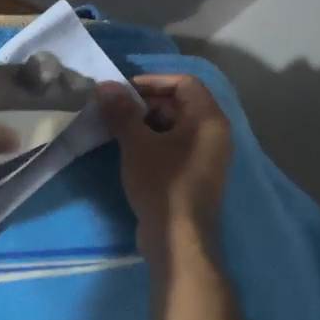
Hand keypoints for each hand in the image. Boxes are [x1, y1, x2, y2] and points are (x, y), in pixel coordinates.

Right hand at [98, 73, 232, 252]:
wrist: (177, 237)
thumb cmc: (162, 184)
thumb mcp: (137, 144)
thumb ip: (122, 112)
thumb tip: (105, 86)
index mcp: (208, 119)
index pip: (184, 83)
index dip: (151, 81)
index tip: (120, 91)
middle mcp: (213, 133)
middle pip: (180, 103)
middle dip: (144, 103)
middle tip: (112, 111)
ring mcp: (205, 155)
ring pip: (174, 126)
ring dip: (144, 123)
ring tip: (115, 131)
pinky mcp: (193, 174)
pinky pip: (173, 146)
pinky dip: (151, 142)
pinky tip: (128, 152)